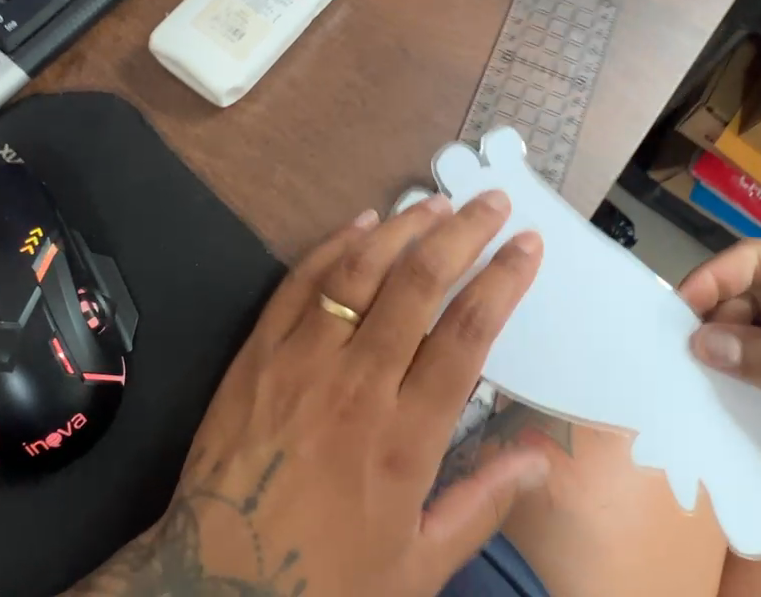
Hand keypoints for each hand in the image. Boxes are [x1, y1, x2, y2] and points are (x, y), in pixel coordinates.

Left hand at [76, 192, 548, 596]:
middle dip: (463, 234)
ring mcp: (303, 360)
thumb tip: (542, 458)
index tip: (527, 244)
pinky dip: (334, 245)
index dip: (503, 281)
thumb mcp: (418, 563)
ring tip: (436, 202)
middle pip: (419, 286)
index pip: (468, 335)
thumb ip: (484, 504)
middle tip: (492, 202)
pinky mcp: (259, 353)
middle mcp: (359, 384)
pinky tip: (363, 222)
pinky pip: (301, 283)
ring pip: (360, 272)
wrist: (218, 581)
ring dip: (404, 228)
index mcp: (407, 435)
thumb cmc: (329, 576)